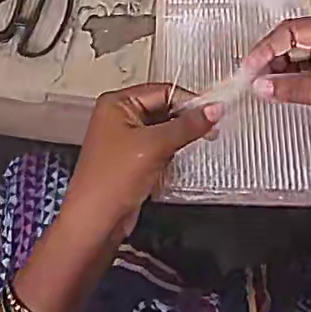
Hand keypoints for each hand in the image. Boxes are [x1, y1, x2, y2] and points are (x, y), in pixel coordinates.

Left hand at [62, 83, 222, 240]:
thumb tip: (214, 109)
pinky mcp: (131, 160)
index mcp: (116, 103)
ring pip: (163, 130)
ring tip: (196, 145)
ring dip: (179, 138)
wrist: (96, 220)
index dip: (189, 101)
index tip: (214, 113)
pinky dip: (171, 153)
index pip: (162, 91)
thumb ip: (187, 126)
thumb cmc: (112, 179)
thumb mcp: (155, 146)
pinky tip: (178, 161)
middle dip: (185, 121)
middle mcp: (118, 117)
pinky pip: (158, 148)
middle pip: (163, 109)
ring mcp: (124, 139)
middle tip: (211, 130)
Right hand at [241, 16, 310, 157]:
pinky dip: (297, 85)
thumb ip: (296, 88)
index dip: (267, 47)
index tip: (249, 69)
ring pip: (304, 60)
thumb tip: (261, 85)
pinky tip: (282, 95)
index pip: (295, 30)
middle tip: (251, 80)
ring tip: (263, 89)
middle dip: (272, 59)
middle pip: (297, 42)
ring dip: (283, 73)